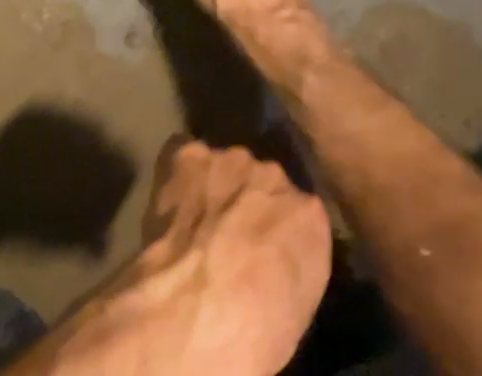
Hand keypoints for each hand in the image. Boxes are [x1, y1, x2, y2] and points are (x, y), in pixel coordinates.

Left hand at [4, 140, 330, 375]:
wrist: (201, 305)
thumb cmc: (256, 327)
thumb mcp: (298, 303)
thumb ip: (292, 261)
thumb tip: (275, 257)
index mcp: (311, 216)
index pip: (297, 211)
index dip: (275, 228)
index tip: (260, 247)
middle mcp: (276, 176)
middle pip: (261, 180)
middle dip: (248, 200)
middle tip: (226, 232)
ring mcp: (232, 161)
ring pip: (224, 166)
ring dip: (214, 185)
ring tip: (194, 217)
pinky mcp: (189, 156)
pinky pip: (185, 155)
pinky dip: (179, 174)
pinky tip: (170, 199)